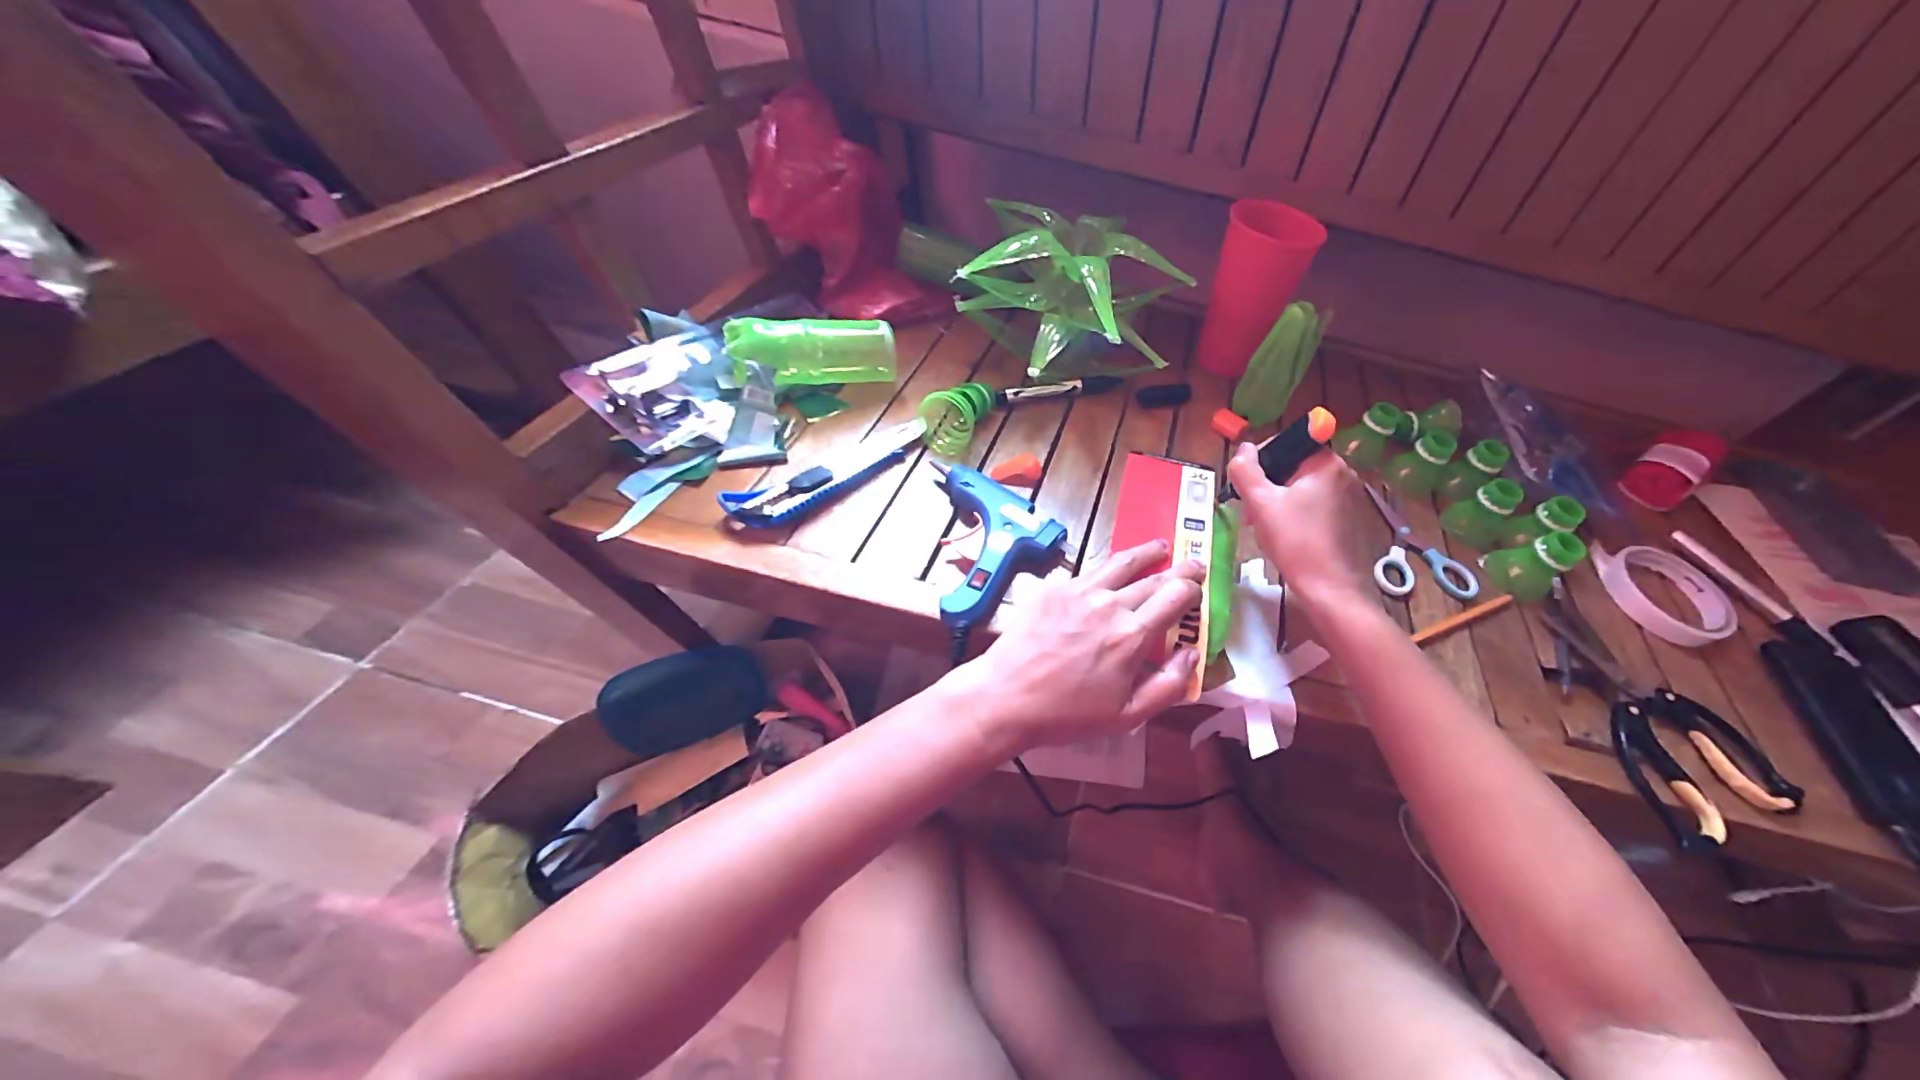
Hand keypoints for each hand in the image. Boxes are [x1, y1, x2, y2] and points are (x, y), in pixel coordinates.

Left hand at [955, 541, 1203, 752]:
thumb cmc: (1067, 713)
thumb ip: (1169, 685)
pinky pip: (1090, 570)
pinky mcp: (1054, 588)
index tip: (1199, 588)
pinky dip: (1109, 565)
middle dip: (1179, 569)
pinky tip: (1113, 568)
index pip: (1176, 597)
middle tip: (1192, 564)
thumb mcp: (1128, 715)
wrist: (1006, 696)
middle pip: (1154, 577)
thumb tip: (1192, 653)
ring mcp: (1079, 592)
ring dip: (1147, 553)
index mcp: (1132, 635)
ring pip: (1121, 563)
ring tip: (1160, 547)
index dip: (1193, 589)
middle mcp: (1109, 605)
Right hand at [1226, 444, 1371, 607]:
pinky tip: (1281, 535)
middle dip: (1266, 484)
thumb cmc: (1295, 541)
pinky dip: (1292, 513)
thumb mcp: (1261, 503)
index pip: (1289, 441)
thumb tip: (1244, 449)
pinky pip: (1312, 505)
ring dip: (1276, 500)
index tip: (1246, 482)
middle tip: (1249, 509)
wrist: (1329, 588)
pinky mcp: (1347, 519)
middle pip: (1293, 466)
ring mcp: (1348, 498)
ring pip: (1300, 487)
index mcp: (1326, 464)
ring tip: (1262, 525)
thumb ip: (1246, 470)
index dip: (1262, 457)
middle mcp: (1342, 474)